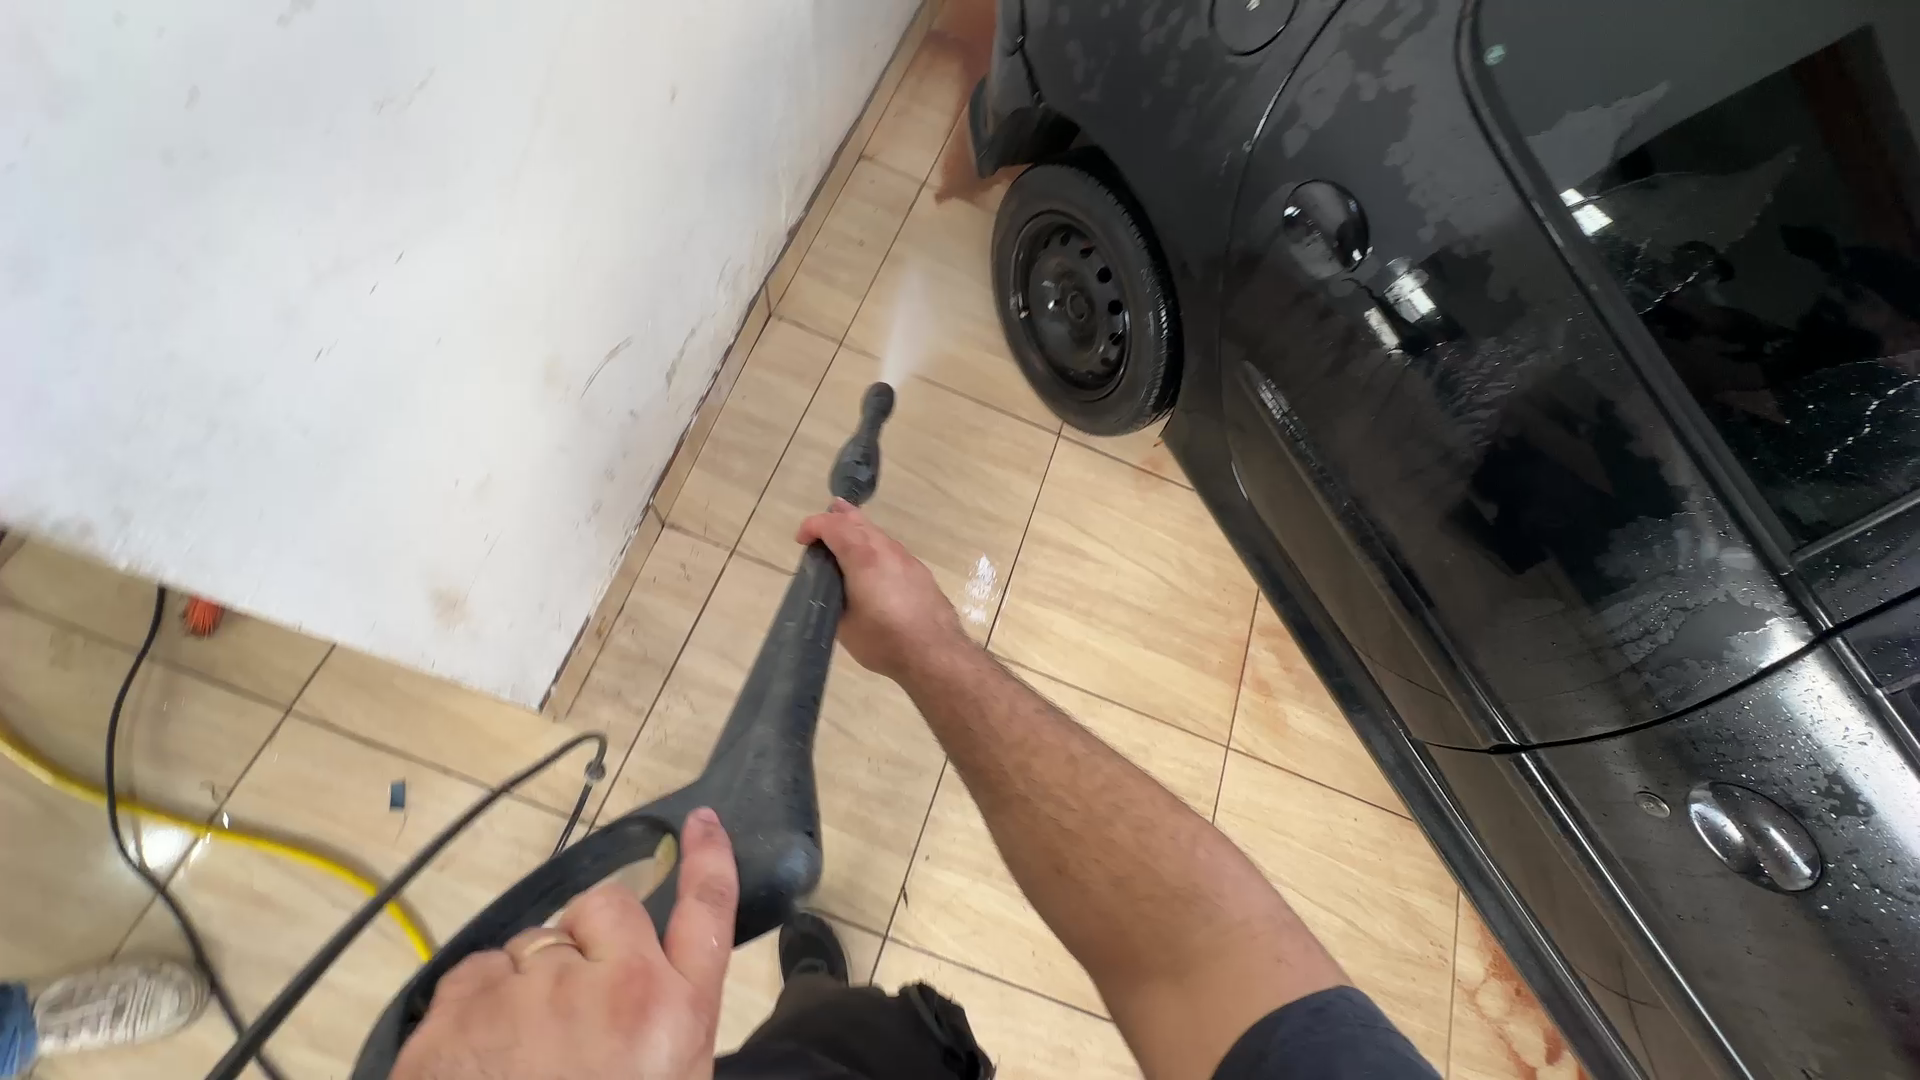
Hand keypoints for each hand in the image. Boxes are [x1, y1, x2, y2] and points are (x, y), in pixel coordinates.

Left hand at [392, 808, 738, 1079]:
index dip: (709, 858)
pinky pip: (470, 972)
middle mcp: (616, 987)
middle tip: (569, 1001)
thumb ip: (661, 1022)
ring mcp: (534, 997)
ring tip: (512, 1055)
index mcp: (676, 1014)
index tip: (702, 821)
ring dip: (524, 980)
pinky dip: (470, 1006)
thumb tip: (636, 974)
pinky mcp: (458, 1018)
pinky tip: (469, 1061)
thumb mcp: (664, 1076)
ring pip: (528, 943)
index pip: (708, 910)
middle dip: (586, 935)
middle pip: (606, 908)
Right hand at [796, 498, 970, 681]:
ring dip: (858, 532)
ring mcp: (907, 559)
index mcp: (863, 557)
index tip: (802, 540)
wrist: (935, 653)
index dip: (813, 526)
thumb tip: (834, 592)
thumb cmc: (884, 640)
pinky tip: (873, 566)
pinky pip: (891, 550)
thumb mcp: (844, 625)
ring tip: (845, 538)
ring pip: (878, 534)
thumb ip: (833, 599)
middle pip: (859, 521)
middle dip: (837, 517)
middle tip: (824, 522)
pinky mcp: (920, 572)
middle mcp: (886, 550)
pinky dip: (875, 548)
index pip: (833, 526)